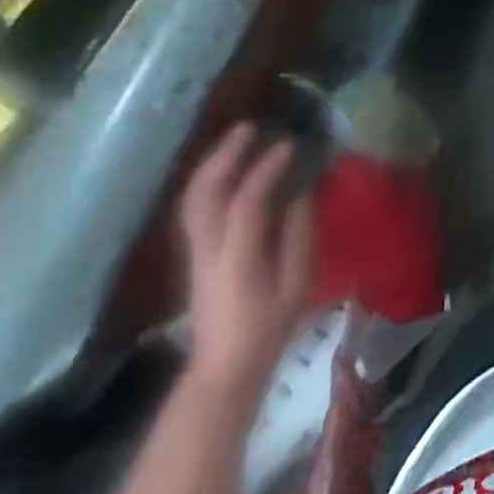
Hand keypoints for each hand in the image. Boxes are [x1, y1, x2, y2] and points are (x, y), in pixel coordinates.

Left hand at [180, 123, 314, 390]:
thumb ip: (299, 238)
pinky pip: (194, 205)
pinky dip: (207, 179)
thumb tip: (302, 194)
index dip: (266, 170)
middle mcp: (208, 248)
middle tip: (251, 127)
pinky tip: (224, 169)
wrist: (223, 367)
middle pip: (206, 191)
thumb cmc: (267, 330)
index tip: (289, 146)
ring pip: (194, 195)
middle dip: (226, 154)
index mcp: (238, 259)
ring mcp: (194, 249)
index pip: (247, 202)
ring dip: (213, 162)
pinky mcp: (192, 252)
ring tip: (236, 140)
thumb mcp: (296, 288)